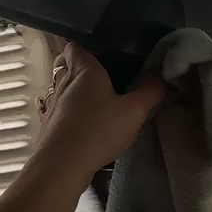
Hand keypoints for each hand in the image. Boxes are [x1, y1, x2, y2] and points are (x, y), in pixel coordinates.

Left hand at [33, 43, 166, 176]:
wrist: (61, 165)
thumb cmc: (98, 130)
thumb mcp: (133, 111)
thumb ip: (150, 90)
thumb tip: (164, 72)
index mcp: (84, 70)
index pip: (75, 46)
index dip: (86, 46)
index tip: (103, 52)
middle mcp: (64, 82)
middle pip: (67, 66)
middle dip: (82, 69)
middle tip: (105, 77)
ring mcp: (52, 104)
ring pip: (61, 88)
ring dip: (74, 92)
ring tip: (94, 100)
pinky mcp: (47, 125)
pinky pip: (57, 109)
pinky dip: (66, 111)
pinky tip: (77, 120)